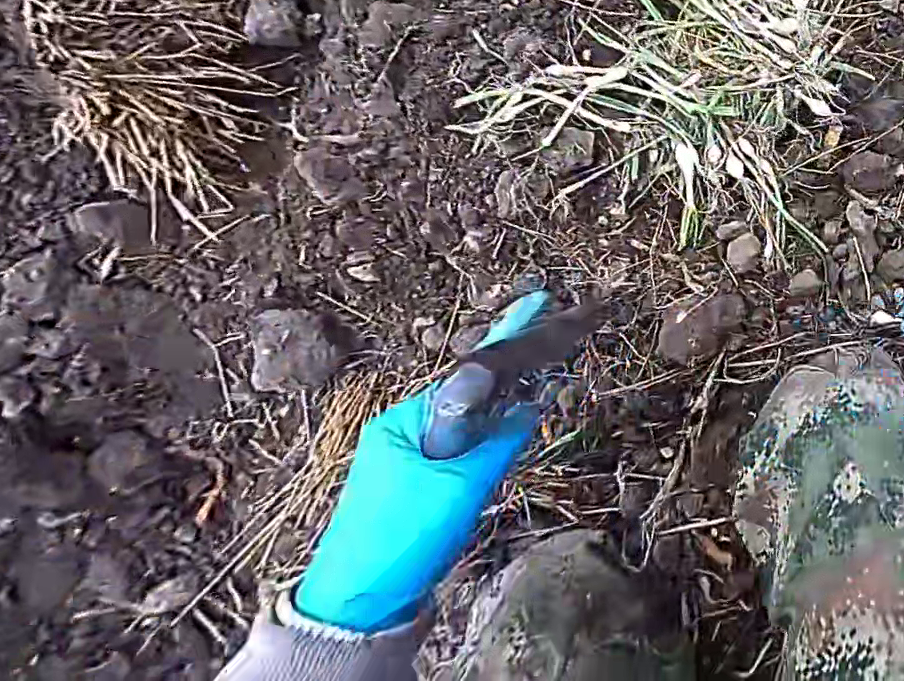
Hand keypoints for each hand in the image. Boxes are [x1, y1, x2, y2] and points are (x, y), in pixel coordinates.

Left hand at [294, 292, 550, 632]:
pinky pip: (461, 439)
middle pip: (471, 388)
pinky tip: (502, 436)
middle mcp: (404, 424)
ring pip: (468, 416)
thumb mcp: (463, 482)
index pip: (471, 368)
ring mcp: (406, 449)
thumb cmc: (405, 535)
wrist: (356, 604)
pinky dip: (486, 433)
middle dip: (509, 372)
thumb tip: (533, 403)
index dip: (509, 334)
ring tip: (527, 400)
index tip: (541, 300)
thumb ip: (501, 438)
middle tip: (548, 340)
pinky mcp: (414, 472)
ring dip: (498, 409)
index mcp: (408, 418)